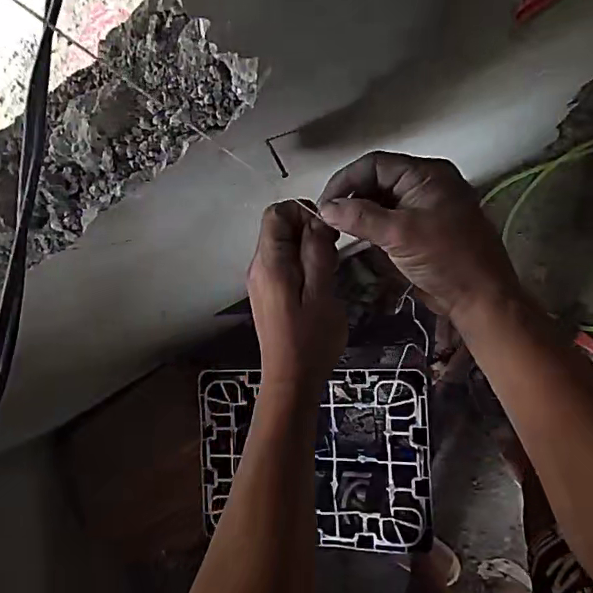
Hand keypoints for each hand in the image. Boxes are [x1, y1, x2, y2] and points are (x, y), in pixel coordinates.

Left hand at [248, 200, 347, 386]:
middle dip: (308, 230)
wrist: (292, 380)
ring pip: (283, 246)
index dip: (304, 212)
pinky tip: (319, 285)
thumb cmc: (311, 340)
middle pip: (278, 227)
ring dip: (308, 249)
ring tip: (329, 272)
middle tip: (333, 254)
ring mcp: (261, 281)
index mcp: (270, 263)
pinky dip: (302, 264)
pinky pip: (283, 265)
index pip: (277, 212)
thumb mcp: (322, 293)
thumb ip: (318, 252)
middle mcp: (258, 267)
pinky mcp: (268, 294)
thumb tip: (317, 220)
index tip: (328, 231)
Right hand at [317, 152, 523, 318]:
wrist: (481, 297)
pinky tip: (360, 239)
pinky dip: (375, 227)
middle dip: (353, 198)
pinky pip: (395, 220)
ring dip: (362, 214)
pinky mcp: (427, 230)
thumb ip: (360, 217)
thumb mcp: (400, 234)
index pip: (375, 164)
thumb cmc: (446, 259)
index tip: (324, 204)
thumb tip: (326, 208)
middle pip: (379, 181)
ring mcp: (429, 208)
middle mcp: (428, 184)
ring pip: (385, 202)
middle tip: (329, 220)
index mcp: (428, 174)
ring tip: (339, 230)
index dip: (345, 181)